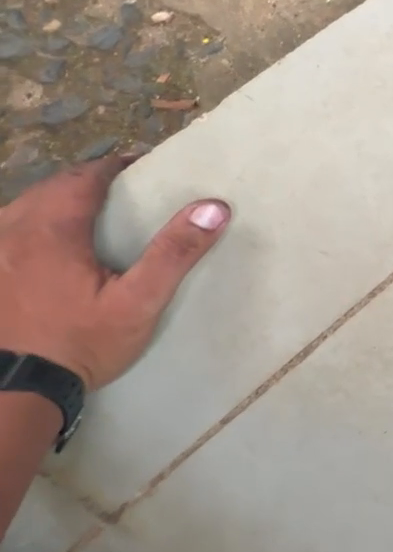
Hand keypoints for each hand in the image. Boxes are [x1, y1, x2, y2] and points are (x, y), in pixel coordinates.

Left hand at [0, 157, 228, 389]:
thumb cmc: (82, 341)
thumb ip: (174, 252)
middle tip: (120, 184)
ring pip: (17, 210)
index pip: (79, 182)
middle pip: (45, 191)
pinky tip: (43, 240)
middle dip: (83, 181)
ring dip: (52, 200)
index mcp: (50, 235)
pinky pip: (5, 234)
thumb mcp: (141, 300)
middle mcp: (10, 237)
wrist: (14, 388)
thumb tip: (213, 206)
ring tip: (85, 207)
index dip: (110, 167)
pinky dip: (28, 223)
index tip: (140, 163)